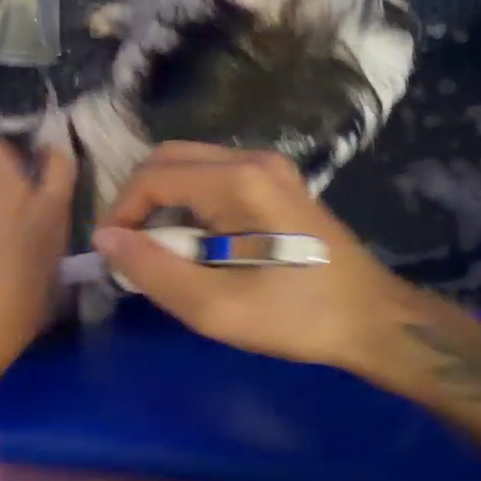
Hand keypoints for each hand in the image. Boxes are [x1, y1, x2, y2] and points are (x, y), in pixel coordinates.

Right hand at [93, 142, 420, 371]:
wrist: (375, 322)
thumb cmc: (295, 316)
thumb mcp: (213, 306)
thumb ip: (151, 270)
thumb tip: (105, 240)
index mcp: (237, 182)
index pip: (150, 178)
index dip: (119, 214)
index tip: (112, 255)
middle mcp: (251, 159)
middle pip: (165, 159)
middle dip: (136, 201)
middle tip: (131, 248)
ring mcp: (269, 166)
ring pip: (187, 164)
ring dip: (161, 201)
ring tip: (162, 249)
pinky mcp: (276, 181)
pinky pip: (211, 175)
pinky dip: (187, 201)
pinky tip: (196, 243)